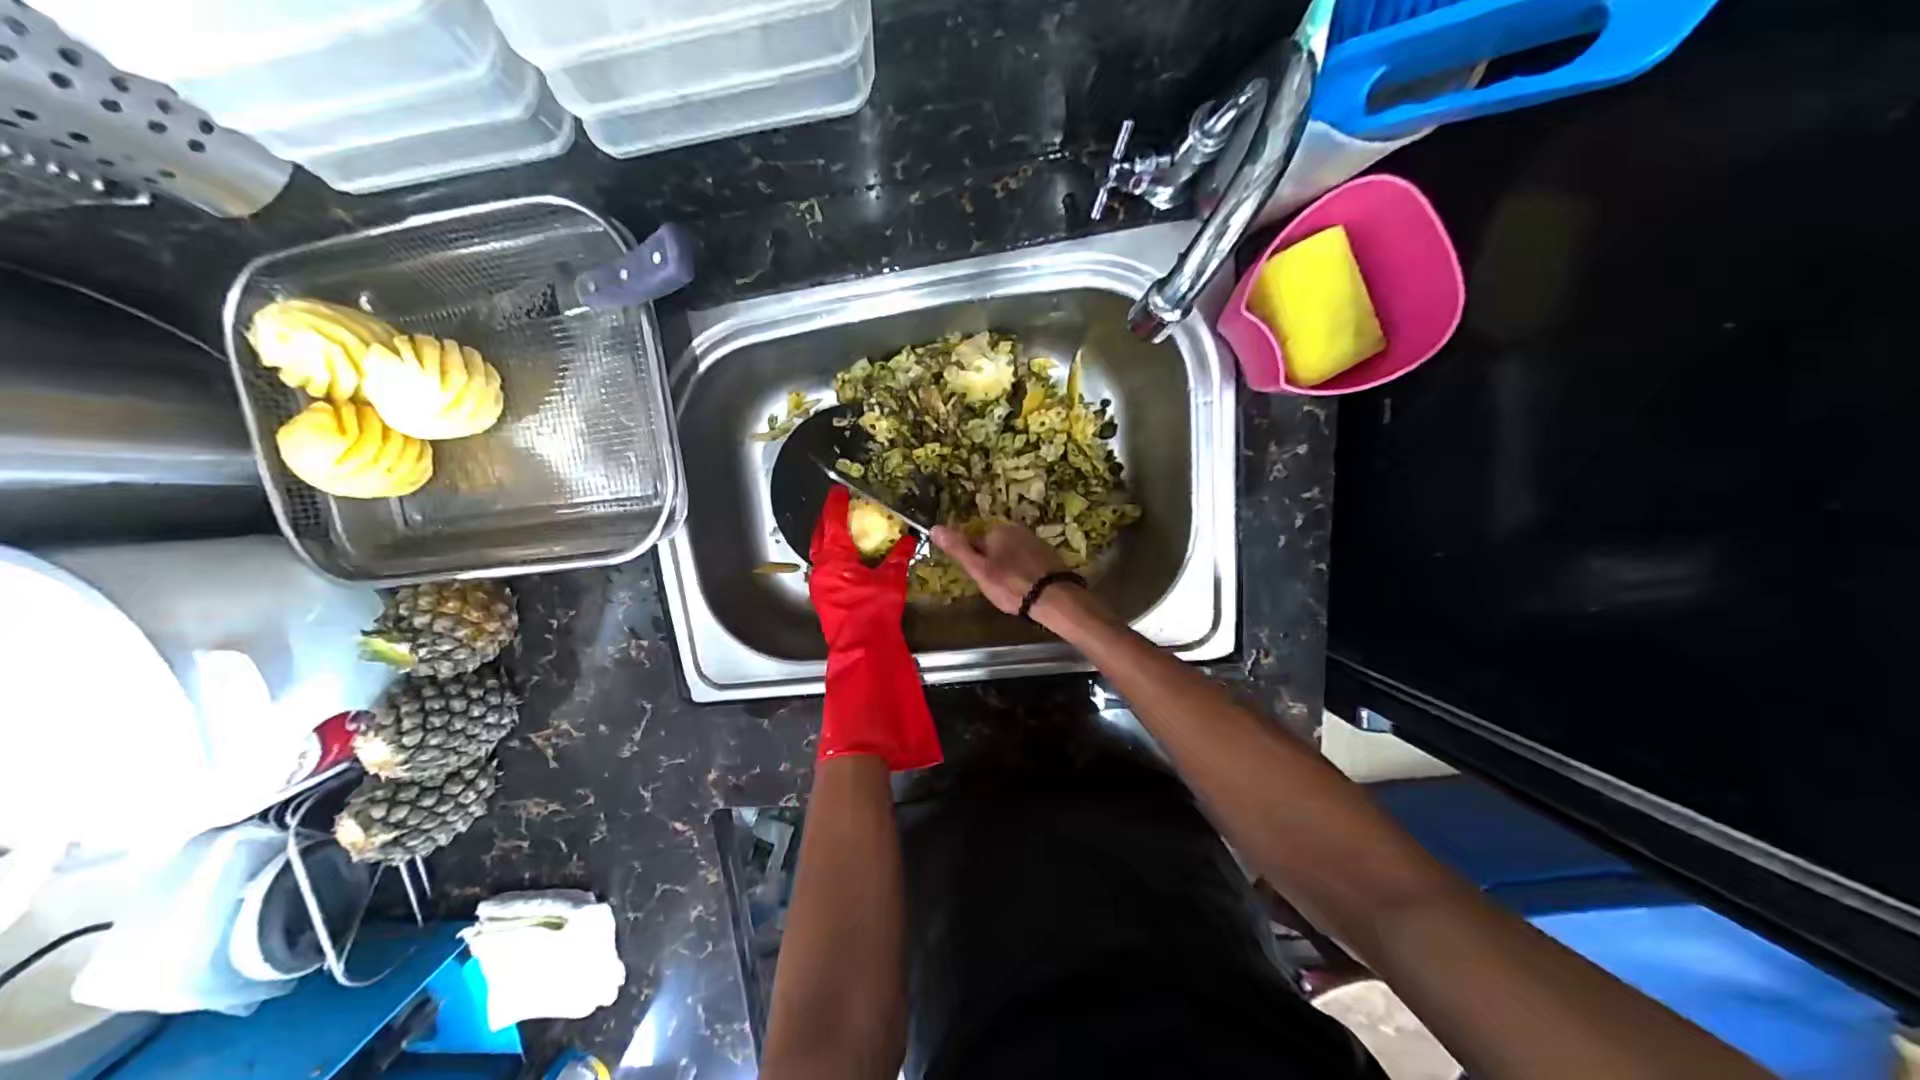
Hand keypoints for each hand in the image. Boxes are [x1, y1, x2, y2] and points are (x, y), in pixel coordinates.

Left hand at [809, 486, 916, 637]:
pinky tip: (844, 560)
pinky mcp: (822, 598)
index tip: (839, 491)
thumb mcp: (892, 579)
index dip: (836, 504)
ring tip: (841, 531)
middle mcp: (821, 568)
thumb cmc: (875, 612)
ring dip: (828, 539)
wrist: (863, 649)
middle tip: (837, 508)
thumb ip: (899, 556)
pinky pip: (823, 569)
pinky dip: (831, 558)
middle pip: (819, 535)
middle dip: (827, 520)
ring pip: (819, 553)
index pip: (833, 522)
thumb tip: (909, 539)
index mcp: (835, 557)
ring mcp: (818, 584)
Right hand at [930, 522, 1070, 615]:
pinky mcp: (1048, 554)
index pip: (975, 543)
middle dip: (992, 565)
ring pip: (1011, 555)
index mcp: (997, 530)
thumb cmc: (1012, 586)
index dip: (975, 564)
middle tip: (997, 588)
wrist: (1055, 598)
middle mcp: (1017, 529)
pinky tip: (1027, 587)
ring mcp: (1035, 540)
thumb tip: (934, 527)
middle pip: (994, 548)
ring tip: (1013, 590)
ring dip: (1008, 569)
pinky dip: (1024, 572)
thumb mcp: (979, 570)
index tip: (982, 581)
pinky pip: (1027, 561)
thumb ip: (958, 548)